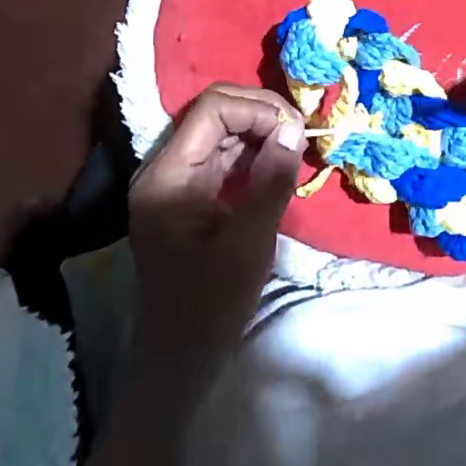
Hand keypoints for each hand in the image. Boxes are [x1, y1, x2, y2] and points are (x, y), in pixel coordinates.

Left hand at [128, 83, 307, 371]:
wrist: (180, 356)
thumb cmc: (210, 305)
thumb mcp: (248, 243)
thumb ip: (271, 182)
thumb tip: (294, 129)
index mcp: (167, 176)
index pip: (211, 110)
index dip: (257, 109)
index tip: (296, 131)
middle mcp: (165, 168)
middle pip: (214, 112)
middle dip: (261, 112)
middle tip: (300, 133)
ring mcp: (176, 179)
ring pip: (221, 128)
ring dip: (261, 128)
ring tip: (296, 144)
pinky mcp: (190, 191)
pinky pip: (223, 153)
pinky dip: (254, 149)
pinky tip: (279, 159)